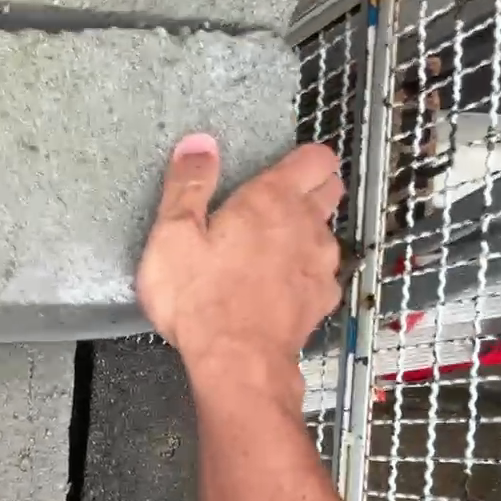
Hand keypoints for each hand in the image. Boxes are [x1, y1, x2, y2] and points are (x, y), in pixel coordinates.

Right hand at [135, 135, 345, 384]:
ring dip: (301, 235)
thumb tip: (199, 142)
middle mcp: (306, 224)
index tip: (270, 175)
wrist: (236, 358)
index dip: (297, 161)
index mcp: (270, 200)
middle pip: (329, 189)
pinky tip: (270, 289)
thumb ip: (186, 187)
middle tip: (268, 208)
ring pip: (324, 233)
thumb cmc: (198, 297)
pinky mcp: (320, 298)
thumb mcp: (171, 237)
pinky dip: (299, 275)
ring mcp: (319, 263)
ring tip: (263, 254)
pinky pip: (317, 274)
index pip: (314, 157)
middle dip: (308, 190)